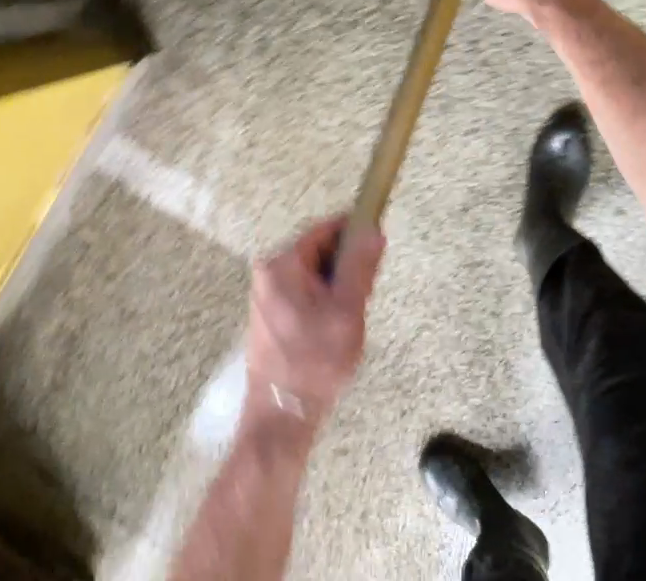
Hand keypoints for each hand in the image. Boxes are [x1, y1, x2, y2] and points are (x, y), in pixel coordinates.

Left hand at [243, 217, 385, 428]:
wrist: (282, 415)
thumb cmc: (315, 361)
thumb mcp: (346, 310)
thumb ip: (360, 266)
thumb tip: (373, 229)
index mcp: (282, 265)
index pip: (324, 229)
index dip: (354, 230)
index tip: (379, 242)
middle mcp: (268, 273)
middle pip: (318, 251)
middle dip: (346, 265)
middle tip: (365, 292)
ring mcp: (266, 295)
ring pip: (313, 274)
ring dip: (337, 286)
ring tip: (351, 316)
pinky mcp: (270, 316)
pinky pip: (304, 293)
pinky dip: (324, 301)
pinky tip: (335, 327)